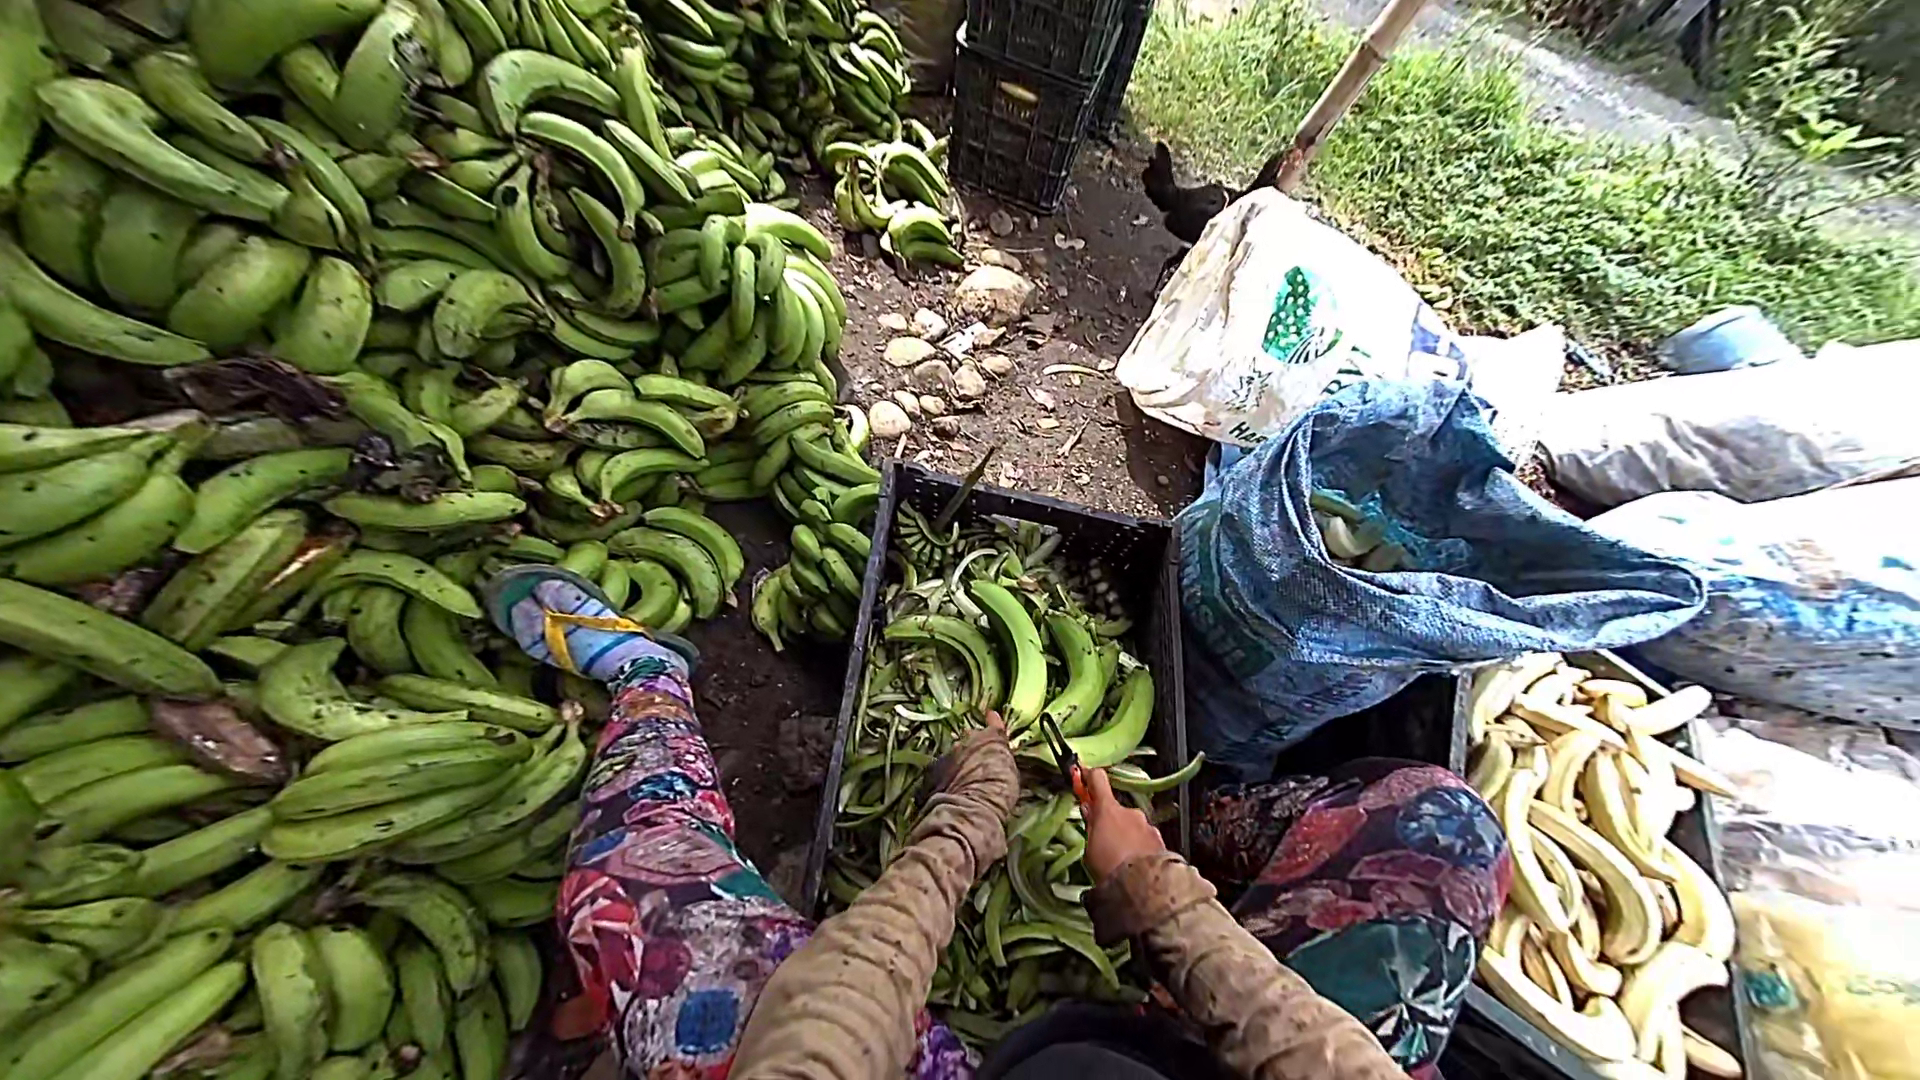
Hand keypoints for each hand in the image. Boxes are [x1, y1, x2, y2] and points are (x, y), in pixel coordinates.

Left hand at [928, 711, 1014, 797]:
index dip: (992, 720)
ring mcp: (948, 754)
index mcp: (991, 738)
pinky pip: (939, 770)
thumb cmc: (1000, 791)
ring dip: (957, 762)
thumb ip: (1002, 756)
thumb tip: (997, 750)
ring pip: (953, 753)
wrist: (972, 808)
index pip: (993, 724)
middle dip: (972, 746)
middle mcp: (967, 740)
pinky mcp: (932, 770)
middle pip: (969, 738)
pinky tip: (947, 790)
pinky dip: (943, 777)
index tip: (991, 715)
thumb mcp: (1010, 771)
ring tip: (961, 778)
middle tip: (977, 760)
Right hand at [1081, 767, 1164, 882]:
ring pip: (1133, 826)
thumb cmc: (1109, 866)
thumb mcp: (1090, 848)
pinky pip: (1146, 840)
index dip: (1090, 776)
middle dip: (1112, 822)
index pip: (1098, 779)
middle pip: (1117, 809)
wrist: (1144, 889)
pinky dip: (1141, 848)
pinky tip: (1138, 867)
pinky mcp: (1161, 843)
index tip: (1084, 776)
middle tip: (1106, 843)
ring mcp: (1148, 826)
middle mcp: (1131, 812)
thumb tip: (1089, 809)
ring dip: (1128, 836)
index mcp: (1109, 809)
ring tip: (1123, 861)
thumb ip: (1091, 826)